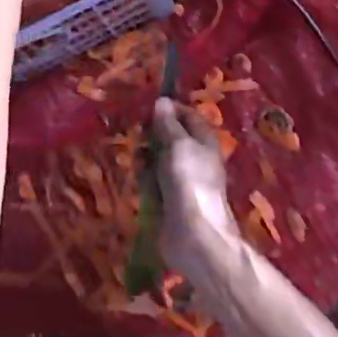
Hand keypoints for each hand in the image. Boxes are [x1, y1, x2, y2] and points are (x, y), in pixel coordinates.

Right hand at [153, 97, 244, 284]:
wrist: (194, 235)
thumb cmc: (190, 181)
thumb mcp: (178, 144)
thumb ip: (168, 123)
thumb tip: (162, 101)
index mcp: (204, 142)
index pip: (189, 116)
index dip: (171, 109)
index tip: (148, 104)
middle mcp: (194, 158)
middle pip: (170, 137)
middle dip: (153, 132)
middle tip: (136, 129)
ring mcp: (180, 179)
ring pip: (158, 157)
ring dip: (145, 154)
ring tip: (134, 152)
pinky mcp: (167, 198)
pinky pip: (152, 179)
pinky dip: (144, 176)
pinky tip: (136, 175)